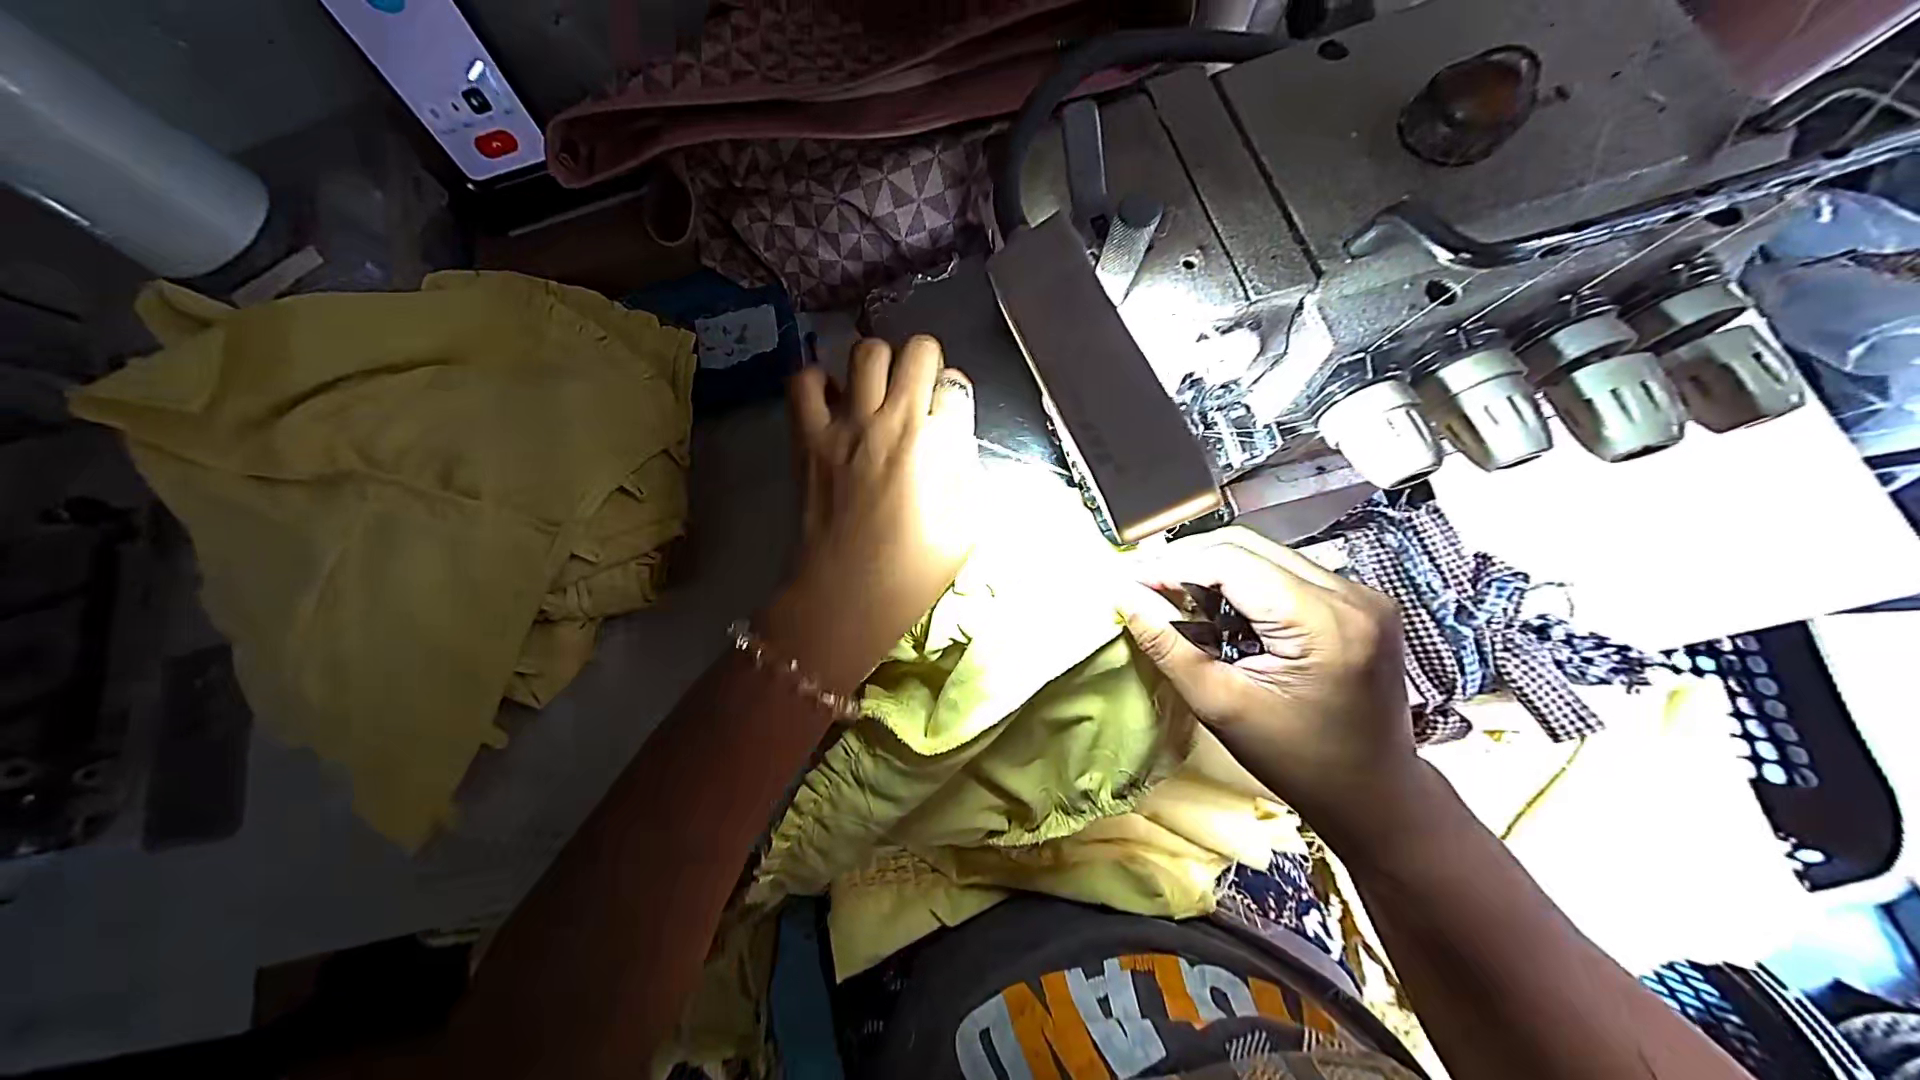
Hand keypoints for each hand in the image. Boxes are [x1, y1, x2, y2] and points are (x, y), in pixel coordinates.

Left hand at [758, 336, 978, 692]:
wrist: (841, 597)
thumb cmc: (907, 573)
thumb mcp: (963, 529)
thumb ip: (965, 475)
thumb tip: (954, 442)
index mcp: (929, 444)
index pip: (953, 382)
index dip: (956, 393)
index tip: (948, 414)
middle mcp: (886, 422)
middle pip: (913, 349)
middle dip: (923, 362)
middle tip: (916, 391)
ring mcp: (840, 426)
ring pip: (862, 352)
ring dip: (877, 364)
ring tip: (876, 390)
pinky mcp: (805, 439)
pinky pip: (804, 382)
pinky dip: (820, 381)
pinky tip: (832, 403)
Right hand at [1118, 526, 1420, 845]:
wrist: (1374, 794)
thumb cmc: (1301, 762)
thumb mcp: (1222, 706)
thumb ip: (1169, 647)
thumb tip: (1127, 599)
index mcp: (1325, 623)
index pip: (1231, 562)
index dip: (1172, 565)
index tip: (1131, 581)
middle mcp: (1351, 596)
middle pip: (1247, 546)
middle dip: (1187, 561)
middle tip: (1144, 587)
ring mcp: (1359, 595)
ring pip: (1263, 554)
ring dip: (1212, 570)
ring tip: (1173, 599)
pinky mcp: (1356, 602)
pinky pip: (1283, 572)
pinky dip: (1241, 583)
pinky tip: (1216, 609)